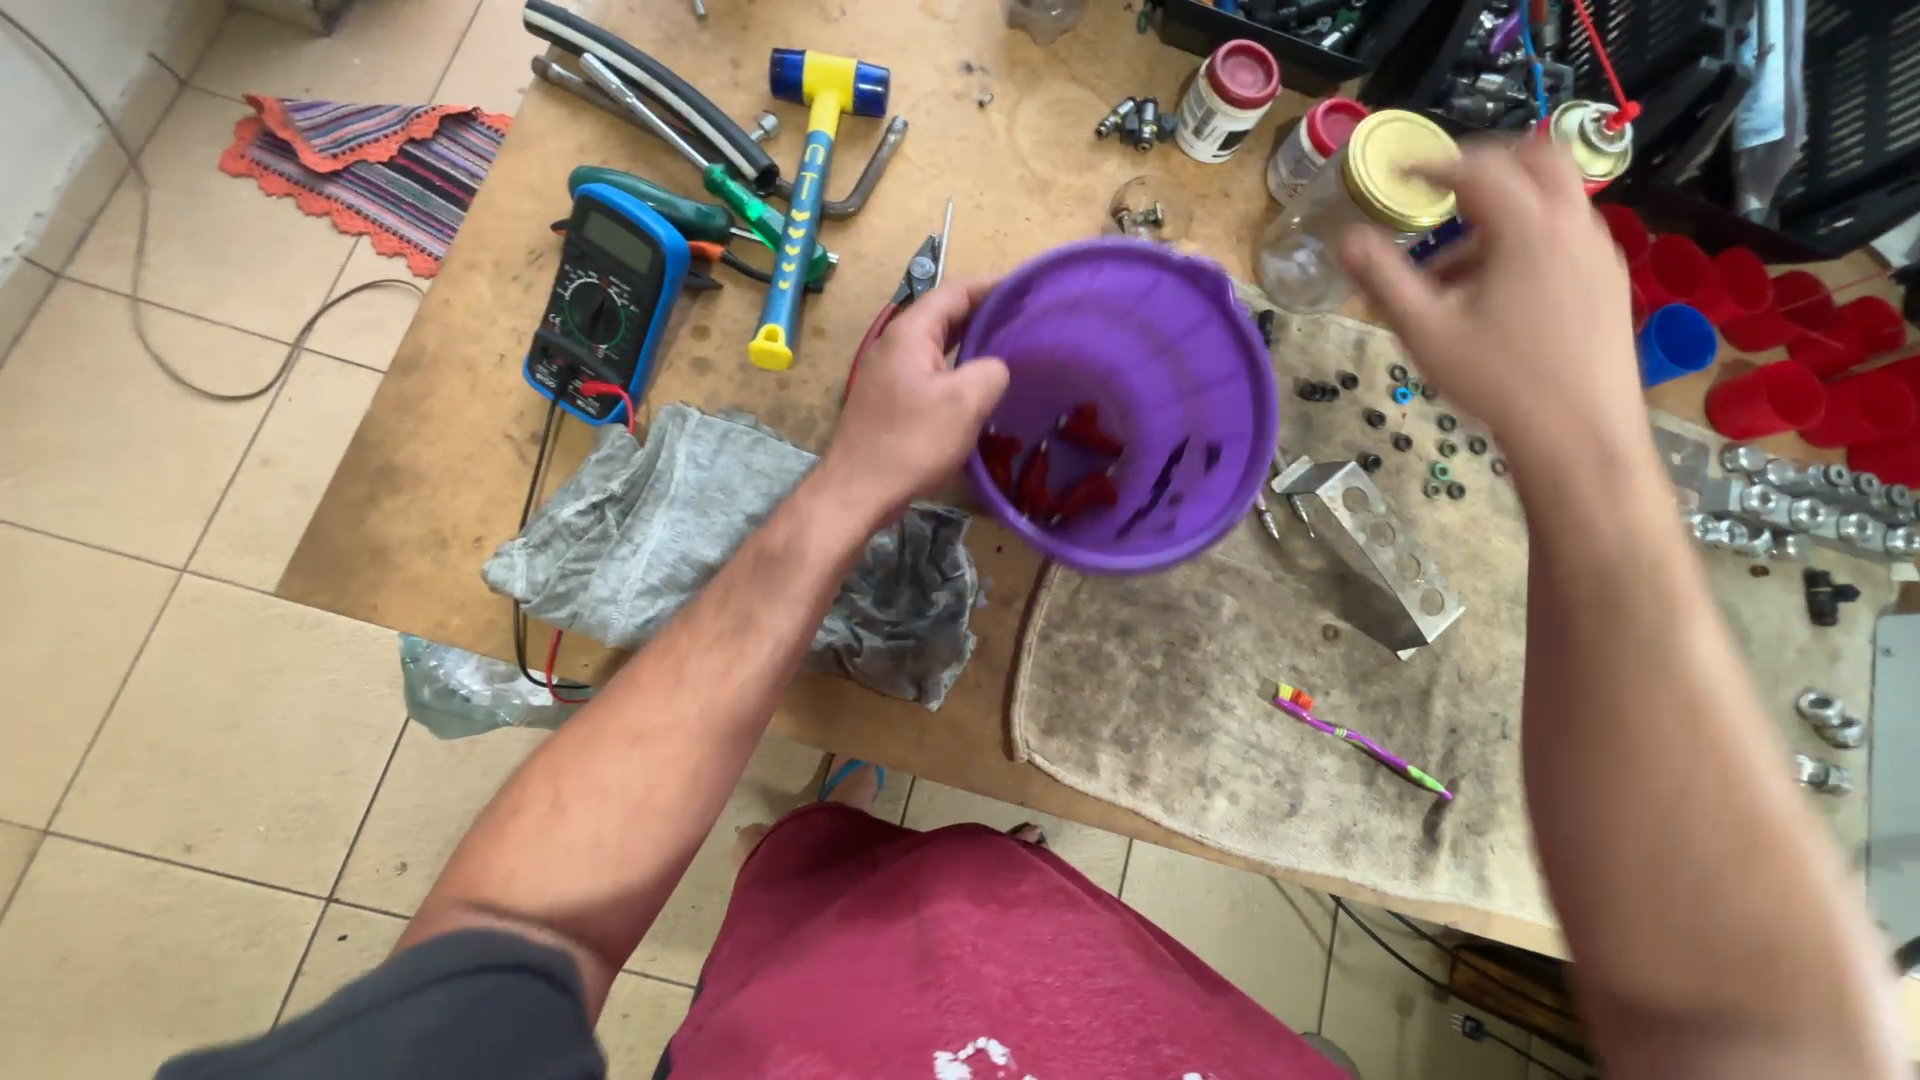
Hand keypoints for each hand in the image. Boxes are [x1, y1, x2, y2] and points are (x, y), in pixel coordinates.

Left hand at [819, 279, 1009, 519]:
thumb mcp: (966, 402)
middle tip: (1023, 321)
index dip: (992, 286)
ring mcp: (886, 374)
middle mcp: (893, 344)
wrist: (858, 490)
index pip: (955, 292)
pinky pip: (927, 374)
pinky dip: (954, 371)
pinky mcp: (887, 401)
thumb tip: (994, 368)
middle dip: (983, 314)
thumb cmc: (912, 442)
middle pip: (943, 316)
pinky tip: (975, 390)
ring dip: (969, 346)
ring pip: (935, 347)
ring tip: (1007, 351)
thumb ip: (991, 371)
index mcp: (910, 333)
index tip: (1026, 289)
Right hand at [1340, 138, 1643, 464]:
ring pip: (1551, 199)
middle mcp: (1572, 223)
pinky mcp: (1606, 279)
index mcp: (1527, 227)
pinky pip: (1565, 233)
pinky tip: (1495, 291)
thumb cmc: (1495, 378)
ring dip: (1501, 211)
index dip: (1432, 165)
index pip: (1479, 168)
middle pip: (1536, 157)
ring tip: (1454, 268)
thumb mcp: (1425, 331)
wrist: (1578, 431)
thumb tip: (1346, 239)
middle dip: (1484, 167)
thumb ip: (1383, 279)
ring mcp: (1597, 250)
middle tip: (1440, 195)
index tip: (1398, 176)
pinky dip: (1526, 238)